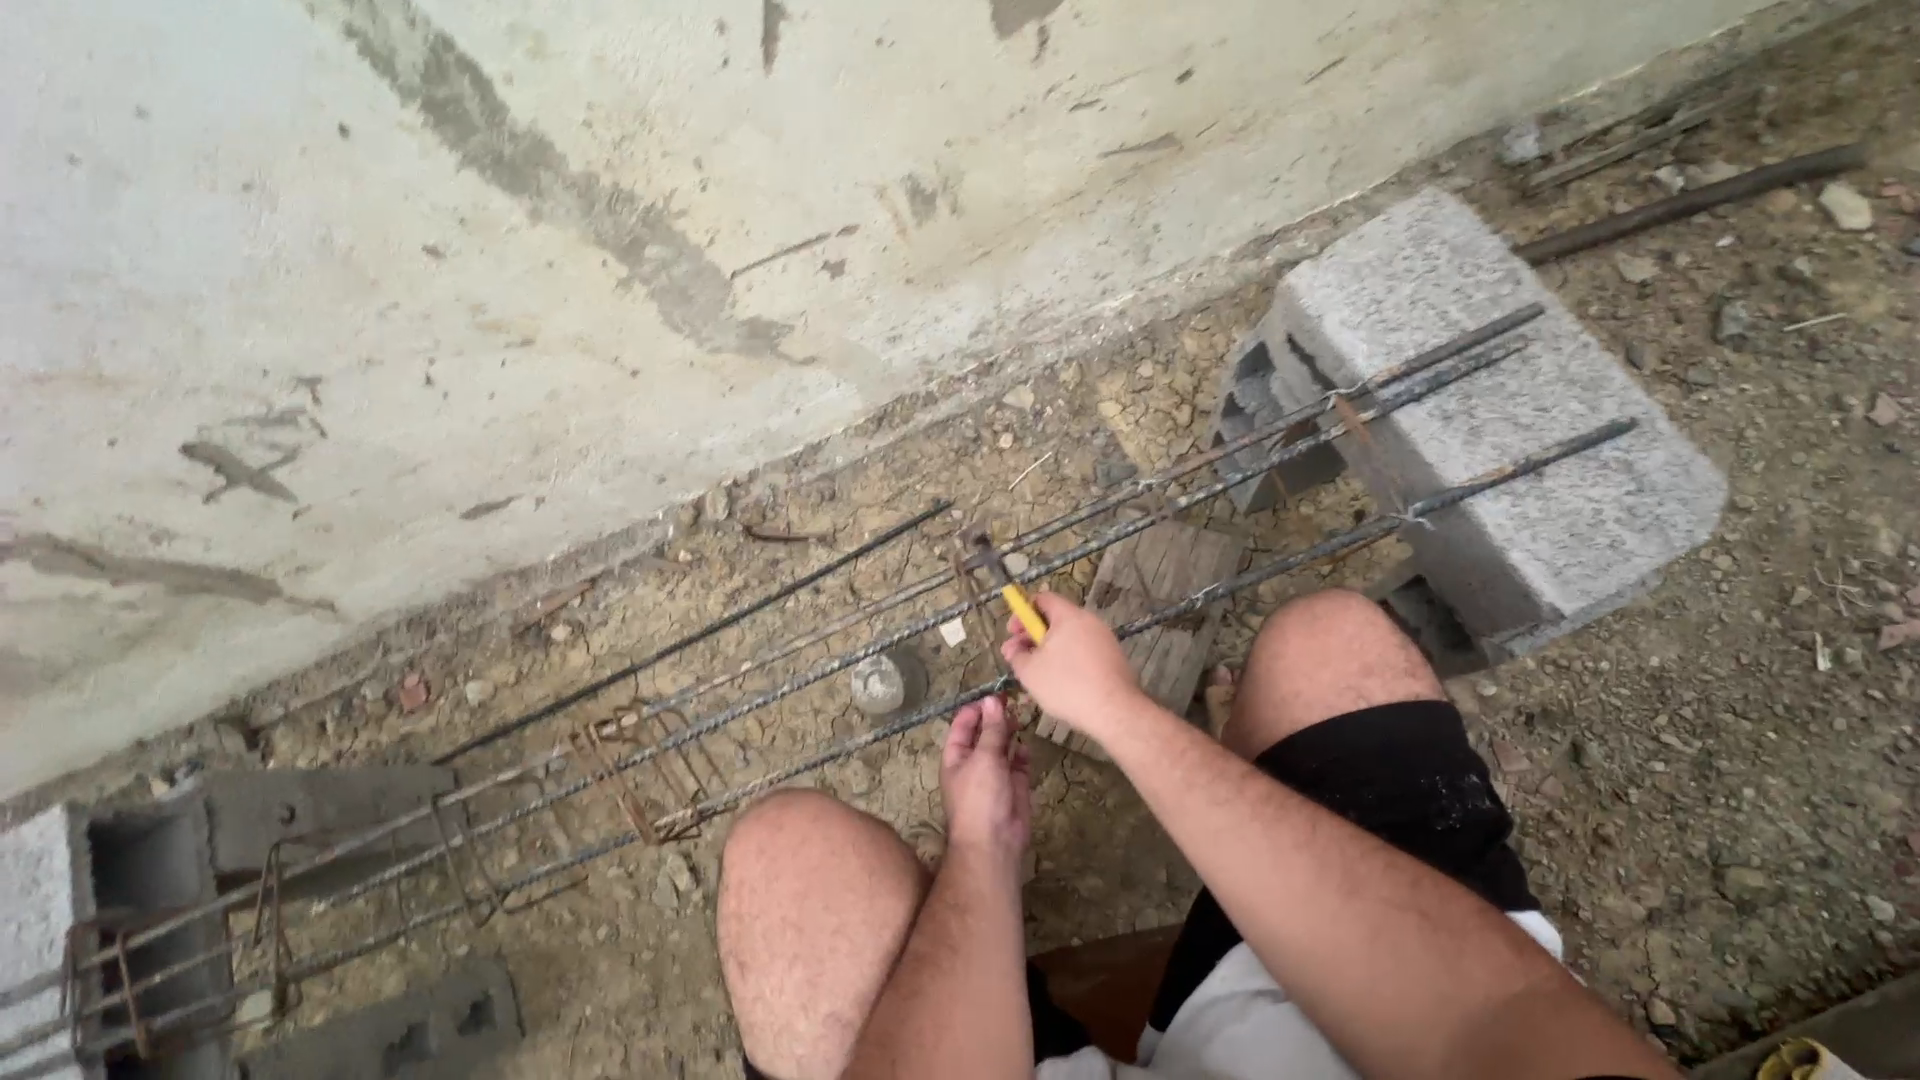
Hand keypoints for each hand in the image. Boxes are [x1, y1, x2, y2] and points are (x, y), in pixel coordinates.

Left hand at [940, 695, 1030, 864]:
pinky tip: (1025, 746)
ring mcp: (995, 775)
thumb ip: (992, 729)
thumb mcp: (984, 758)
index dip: (977, 709)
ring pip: (1003, 747)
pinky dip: (1022, 754)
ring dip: (1010, 733)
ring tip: (1020, 718)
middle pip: (985, 734)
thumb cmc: (980, 797)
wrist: (995, 843)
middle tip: (1013, 701)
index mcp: (956, 756)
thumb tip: (993, 700)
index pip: (963, 725)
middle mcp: (974, 763)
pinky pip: (1018, 764)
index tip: (995, 695)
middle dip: (996, 718)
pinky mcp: (1014, 786)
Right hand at [1000, 592, 1146, 743]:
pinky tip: (1063, 684)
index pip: (1042, 598)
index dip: (1023, 612)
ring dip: (1051, 651)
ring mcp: (1105, 639)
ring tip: (1040, 675)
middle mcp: (1090, 621)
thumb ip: (1016, 654)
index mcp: (1069, 616)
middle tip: (1020, 657)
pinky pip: (1084, 652)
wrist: (1114, 711)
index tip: (1013, 633)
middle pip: (1056, 619)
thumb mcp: (1030, 671)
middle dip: (1034, 636)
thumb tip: (1013, 648)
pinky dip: (1070, 661)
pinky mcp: (1113, 658)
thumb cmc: (1067, 685)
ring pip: (1070, 638)